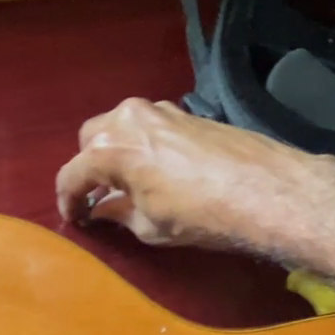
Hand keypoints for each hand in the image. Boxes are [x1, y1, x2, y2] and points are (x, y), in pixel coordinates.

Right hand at [54, 97, 319, 247]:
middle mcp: (127, 119)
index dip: (68, 201)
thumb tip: (103, 210)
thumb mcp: (150, 225)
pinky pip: (148, 125)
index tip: (74, 219)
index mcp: (110, 149)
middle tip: (100, 198)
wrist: (265, 190)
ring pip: (120, 127)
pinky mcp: (184, 112)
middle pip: (91, 140)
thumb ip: (119, 213)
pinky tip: (158, 169)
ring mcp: (158, 110)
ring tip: (128, 183)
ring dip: (116, 152)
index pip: (72, 174)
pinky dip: (142, 144)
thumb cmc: (200, 214)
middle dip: (90, 168)